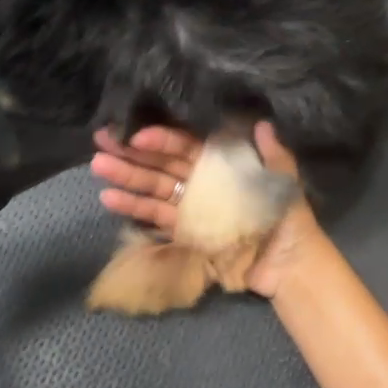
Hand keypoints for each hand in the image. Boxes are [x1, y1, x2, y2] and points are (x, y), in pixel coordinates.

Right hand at [90, 122, 330, 299]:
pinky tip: (109, 198)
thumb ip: (272, 155)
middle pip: (163, 163)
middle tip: (101, 140)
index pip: (187, 146)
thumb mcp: (284, 182)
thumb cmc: (289, 218)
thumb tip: (262, 122)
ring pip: (154, 187)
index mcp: (224, 163)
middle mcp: (203, 180)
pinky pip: (157, 216)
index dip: (163, 140)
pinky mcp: (185, 230)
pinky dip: (134, 208)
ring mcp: (191, 206)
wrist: (288, 265)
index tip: (138, 134)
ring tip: (98, 166)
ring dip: (126, 177)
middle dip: (132, 152)